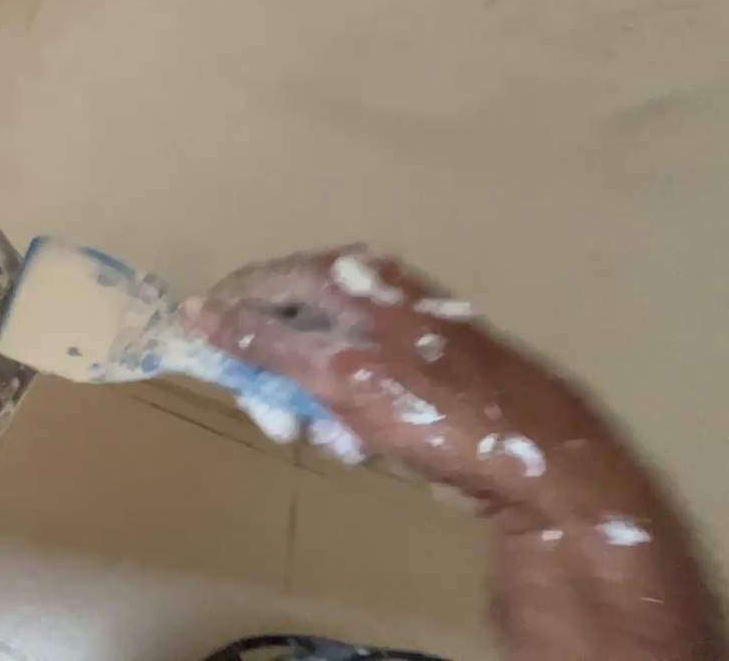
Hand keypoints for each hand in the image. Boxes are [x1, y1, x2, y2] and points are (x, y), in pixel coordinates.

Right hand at [196, 246, 640, 515]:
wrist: (554, 469)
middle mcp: (363, 287)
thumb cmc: (433, 411)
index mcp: (343, 274)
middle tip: (279, 424)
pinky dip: (341, 408)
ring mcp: (388, 324)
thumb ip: (257, 338)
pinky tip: (359, 440)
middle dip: (272, 378)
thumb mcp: (332, 372)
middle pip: (279, 323)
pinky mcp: (410, 361)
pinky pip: (347, 375)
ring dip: (306, 401)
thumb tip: (189, 308)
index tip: (221, 375)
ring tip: (330, 439)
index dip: (226, 329)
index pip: (248, 286)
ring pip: (310, 355)